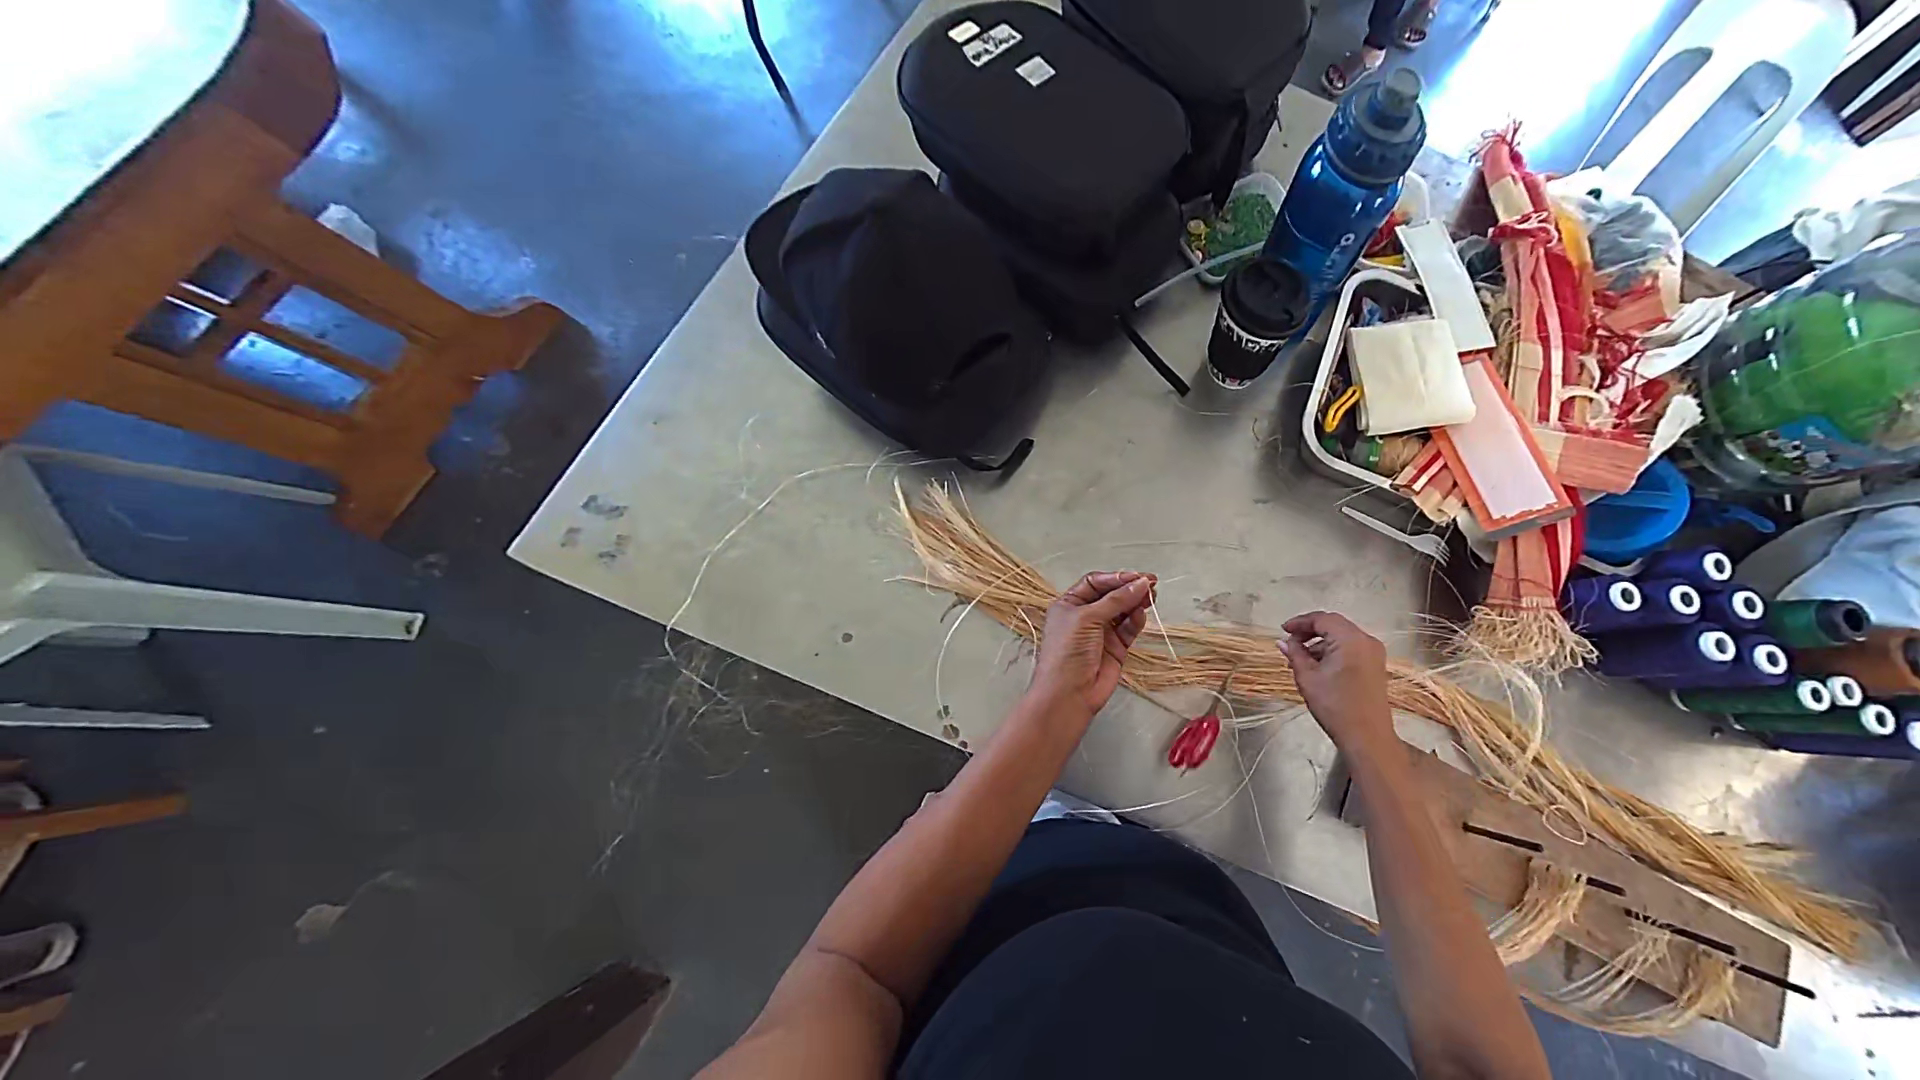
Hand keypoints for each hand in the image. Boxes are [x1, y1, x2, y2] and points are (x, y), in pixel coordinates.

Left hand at [1028, 571, 1156, 722]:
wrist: (1069, 693)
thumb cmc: (1068, 651)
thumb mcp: (1087, 618)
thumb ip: (1115, 600)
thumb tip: (1141, 583)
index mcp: (1069, 604)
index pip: (1095, 583)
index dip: (1115, 578)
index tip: (1137, 576)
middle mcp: (1084, 615)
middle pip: (1111, 595)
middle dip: (1129, 588)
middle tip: (1152, 583)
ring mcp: (1101, 631)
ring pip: (1123, 610)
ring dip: (1136, 602)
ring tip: (1151, 597)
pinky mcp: (1116, 647)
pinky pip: (1128, 628)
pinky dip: (1135, 621)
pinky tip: (1140, 615)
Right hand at [1279, 611, 1393, 752]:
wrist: (1367, 736)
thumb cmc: (1334, 705)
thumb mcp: (1307, 677)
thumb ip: (1295, 654)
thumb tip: (1284, 642)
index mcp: (1350, 639)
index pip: (1322, 619)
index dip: (1300, 622)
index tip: (1283, 630)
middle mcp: (1366, 641)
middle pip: (1334, 624)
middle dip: (1310, 630)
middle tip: (1290, 641)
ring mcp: (1374, 653)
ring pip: (1342, 636)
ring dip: (1321, 641)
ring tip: (1301, 657)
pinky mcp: (1375, 665)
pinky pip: (1351, 647)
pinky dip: (1333, 649)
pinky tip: (1318, 665)